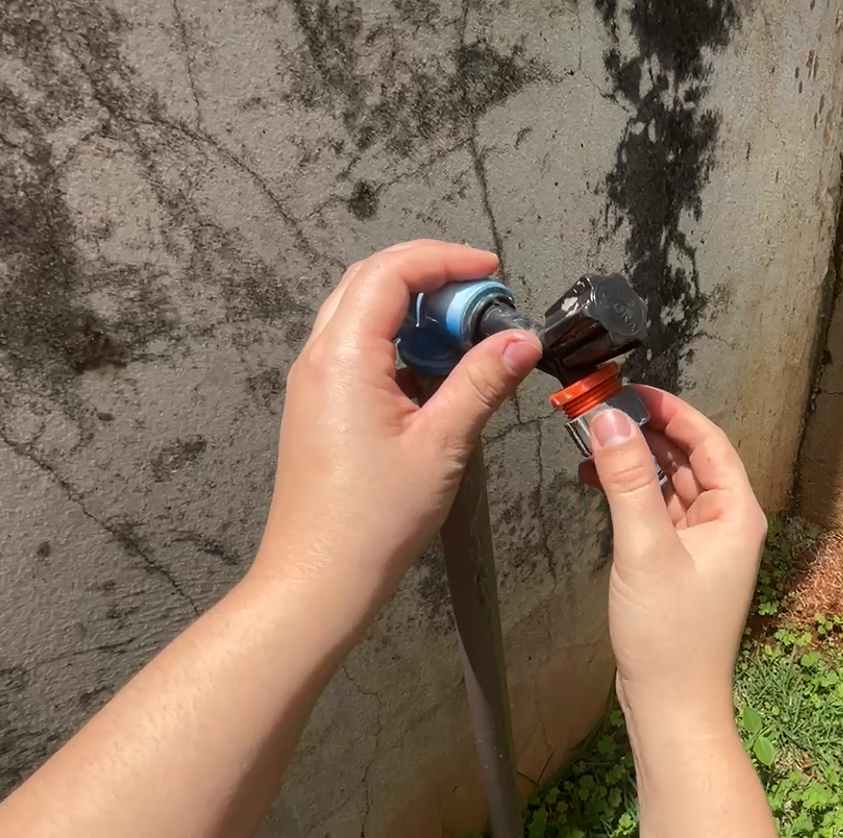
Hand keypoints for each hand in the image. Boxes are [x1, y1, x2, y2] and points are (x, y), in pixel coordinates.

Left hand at [250, 240, 540, 611]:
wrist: (324, 572)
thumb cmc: (378, 513)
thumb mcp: (443, 443)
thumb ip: (483, 383)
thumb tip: (524, 339)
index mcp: (343, 357)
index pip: (388, 274)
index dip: (444, 261)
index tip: (493, 272)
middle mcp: (320, 358)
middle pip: (372, 285)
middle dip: (434, 281)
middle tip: (488, 303)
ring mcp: (319, 382)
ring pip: (368, 318)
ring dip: (422, 316)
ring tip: (473, 339)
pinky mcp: (327, 406)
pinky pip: (366, 353)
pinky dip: (408, 347)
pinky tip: (443, 376)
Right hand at [580, 387, 767, 718]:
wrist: (671, 703)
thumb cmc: (669, 633)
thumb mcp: (646, 549)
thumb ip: (628, 481)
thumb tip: (610, 419)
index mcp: (736, 514)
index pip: (710, 444)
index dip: (674, 412)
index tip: (633, 389)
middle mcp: (726, 523)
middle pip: (689, 461)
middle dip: (648, 434)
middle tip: (601, 411)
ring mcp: (703, 544)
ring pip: (670, 486)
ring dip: (636, 463)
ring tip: (592, 442)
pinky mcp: (679, 562)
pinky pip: (659, 513)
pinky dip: (632, 495)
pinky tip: (599, 481)